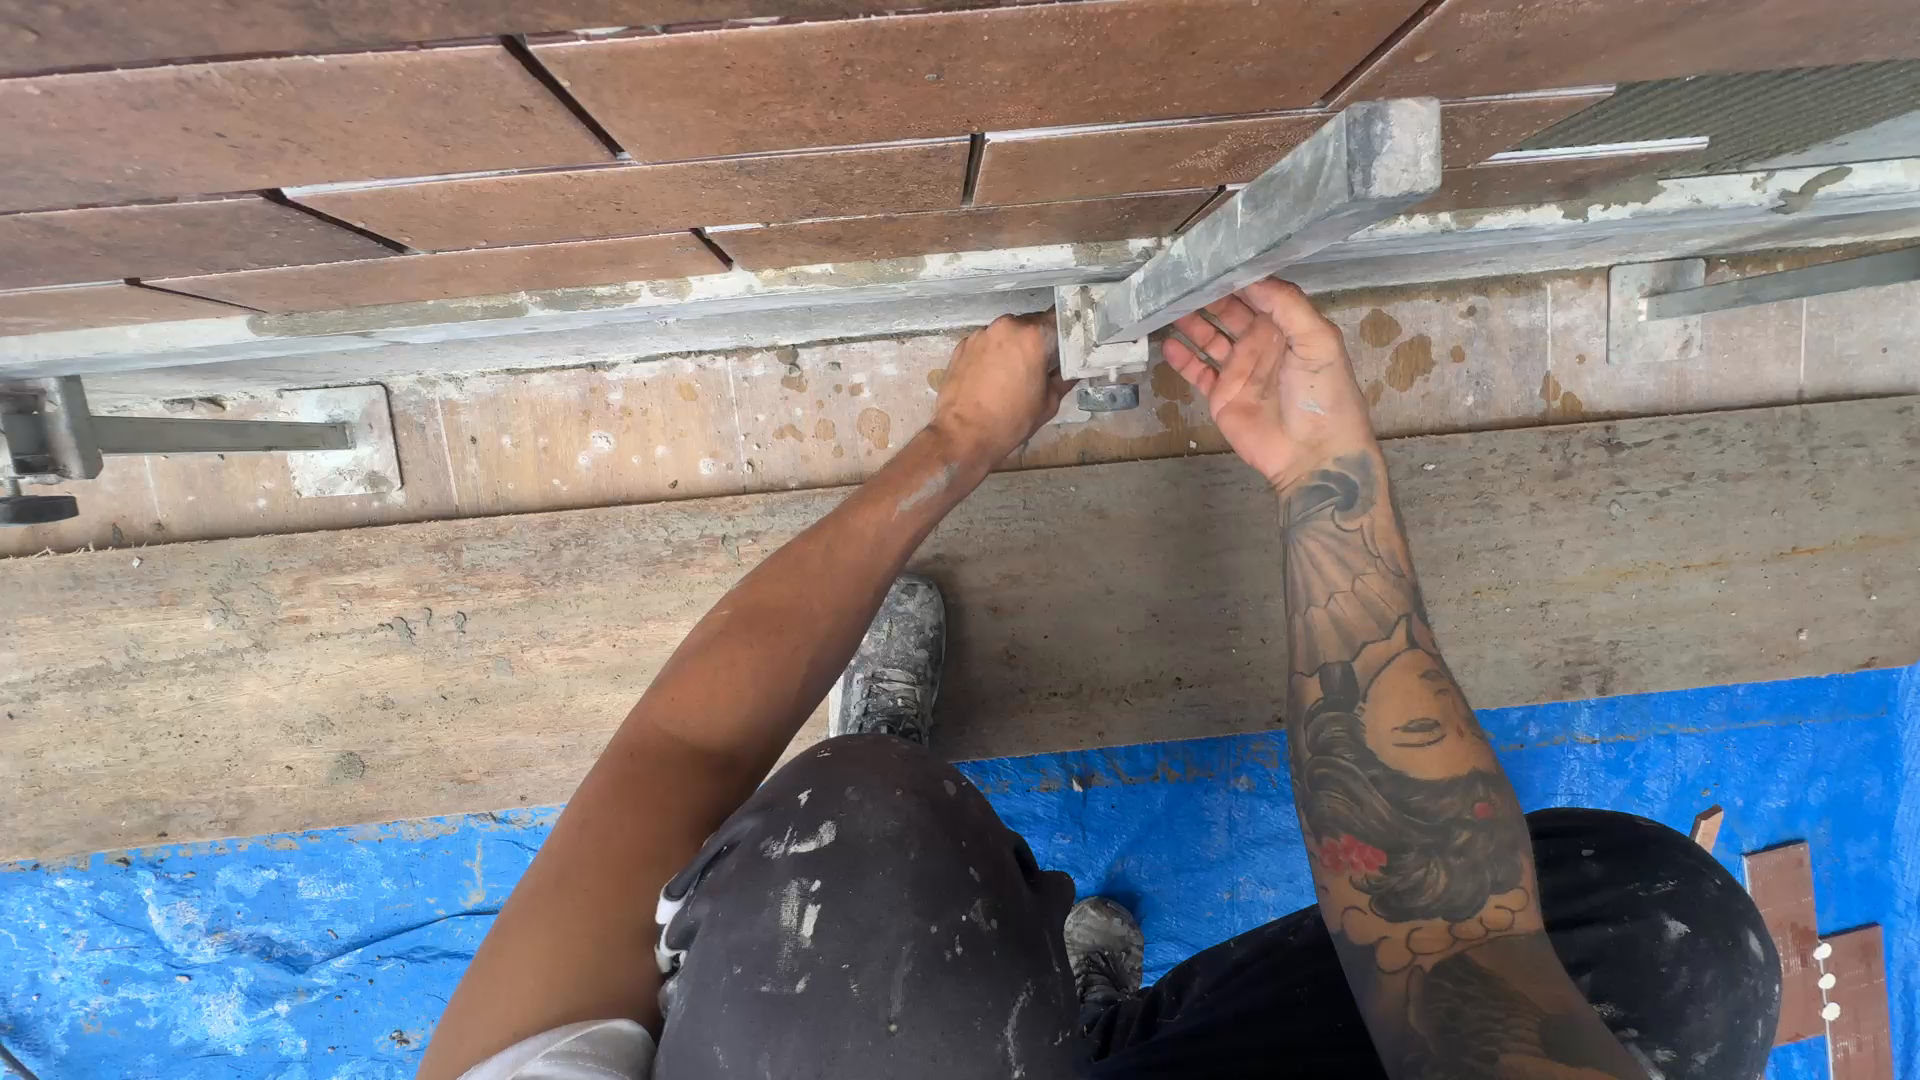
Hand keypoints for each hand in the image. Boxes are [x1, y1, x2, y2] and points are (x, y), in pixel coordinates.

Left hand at [927, 312, 1074, 466]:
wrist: (962, 435)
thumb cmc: (1010, 421)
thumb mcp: (1048, 404)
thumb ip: (1064, 380)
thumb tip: (1072, 370)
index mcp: (1033, 336)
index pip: (1057, 320)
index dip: (1064, 333)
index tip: (1066, 346)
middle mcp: (1006, 327)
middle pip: (1029, 325)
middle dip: (1037, 341)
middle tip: (1040, 365)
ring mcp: (980, 334)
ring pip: (1005, 334)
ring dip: (1012, 347)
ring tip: (1012, 374)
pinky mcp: (962, 346)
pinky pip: (985, 344)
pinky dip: (991, 354)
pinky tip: (990, 377)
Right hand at [1161, 278, 1376, 491]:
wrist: (1312, 452)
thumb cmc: (1323, 395)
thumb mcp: (1319, 341)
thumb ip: (1288, 306)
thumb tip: (1252, 278)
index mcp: (1287, 327)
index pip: (1259, 295)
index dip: (1238, 279)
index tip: (1214, 264)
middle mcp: (1261, 344)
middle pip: (1229, 314)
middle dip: (1209, 297)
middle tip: (1184, 282)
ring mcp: (1239, 370)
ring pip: (1209, 339)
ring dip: (1191, 324)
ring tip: (1169, 308)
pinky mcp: (1221, 396)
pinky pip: (1197, 372)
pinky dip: (1182, 359)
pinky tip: (1168, 345)